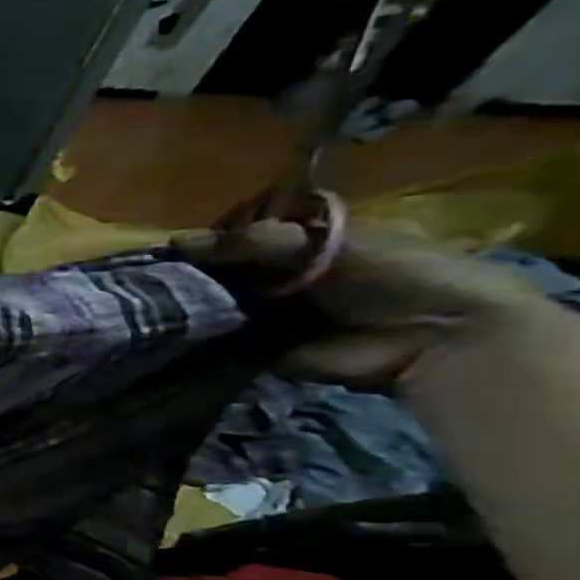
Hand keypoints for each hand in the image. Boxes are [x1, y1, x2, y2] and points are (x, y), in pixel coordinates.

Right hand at [175, 218, 551, 388]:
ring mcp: (263, 310)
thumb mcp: (321, 243)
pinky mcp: (255, 346)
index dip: (206, 237)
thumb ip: (251, 242)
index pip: (235, 233)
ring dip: (188, 301)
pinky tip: (167, 326)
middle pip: (219, 268)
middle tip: (152, 277)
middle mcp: (274, 272)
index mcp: (295, 239)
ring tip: (148, 302)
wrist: (431, 337)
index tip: (172, 247)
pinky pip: (217, 336)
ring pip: (213, 300)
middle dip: (190, 271)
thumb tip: (175, 242)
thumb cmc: (392, 272)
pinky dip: (196, 333)